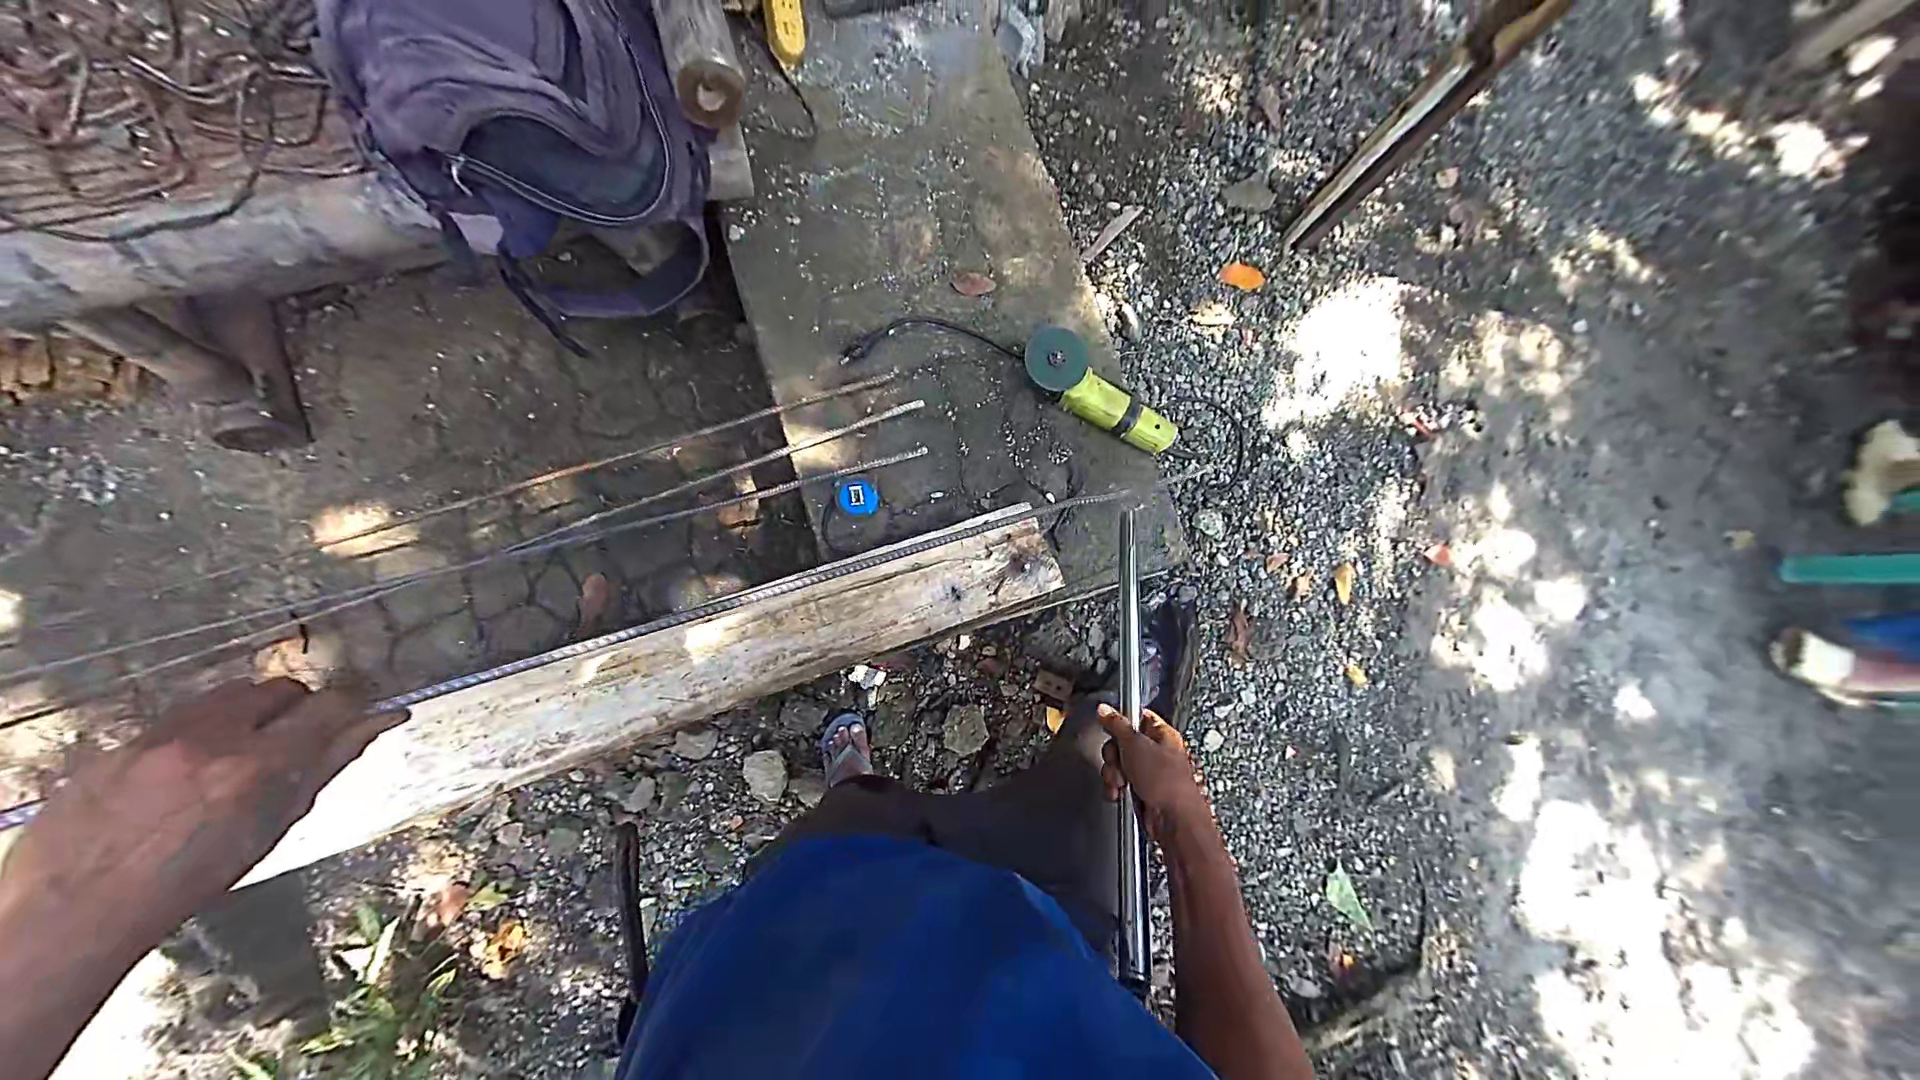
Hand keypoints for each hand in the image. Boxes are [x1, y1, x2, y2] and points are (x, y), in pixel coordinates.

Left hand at [2, 678, 404, 943]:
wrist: (71, 912)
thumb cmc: (194, 874)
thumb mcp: (278, 820)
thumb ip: (332, 761)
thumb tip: (383, 719)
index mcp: (260, 765)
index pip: (331, 704)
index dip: (351, 705)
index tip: (356, 712)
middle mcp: (212, 741)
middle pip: (279, 688)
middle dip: (295, 706)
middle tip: (292, 736)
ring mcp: (157, 739)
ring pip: (230, 693)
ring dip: (249, 711)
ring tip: (239, 747)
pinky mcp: (117, 744)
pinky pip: (180, 714)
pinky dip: (201, 728)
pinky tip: (189, 764)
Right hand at [1096, 703, 1211, 842]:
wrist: (1173, 821)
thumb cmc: (1167, 783)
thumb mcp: (1135, 745)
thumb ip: (1117, 725)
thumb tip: (1105, 710)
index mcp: (1161, 734)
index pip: (1135, 716)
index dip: (1119, 721)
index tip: (1109, 727)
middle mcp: (1156, 751)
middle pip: (1121, 741)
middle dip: (1114, 755)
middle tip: (1120, 761)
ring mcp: (1149, 771)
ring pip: (1118, 763)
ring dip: (1113, 774)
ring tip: (1122, 781)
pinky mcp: (1141, 790)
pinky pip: (1119, 781)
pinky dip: (1115, 787)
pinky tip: (1120, 792)